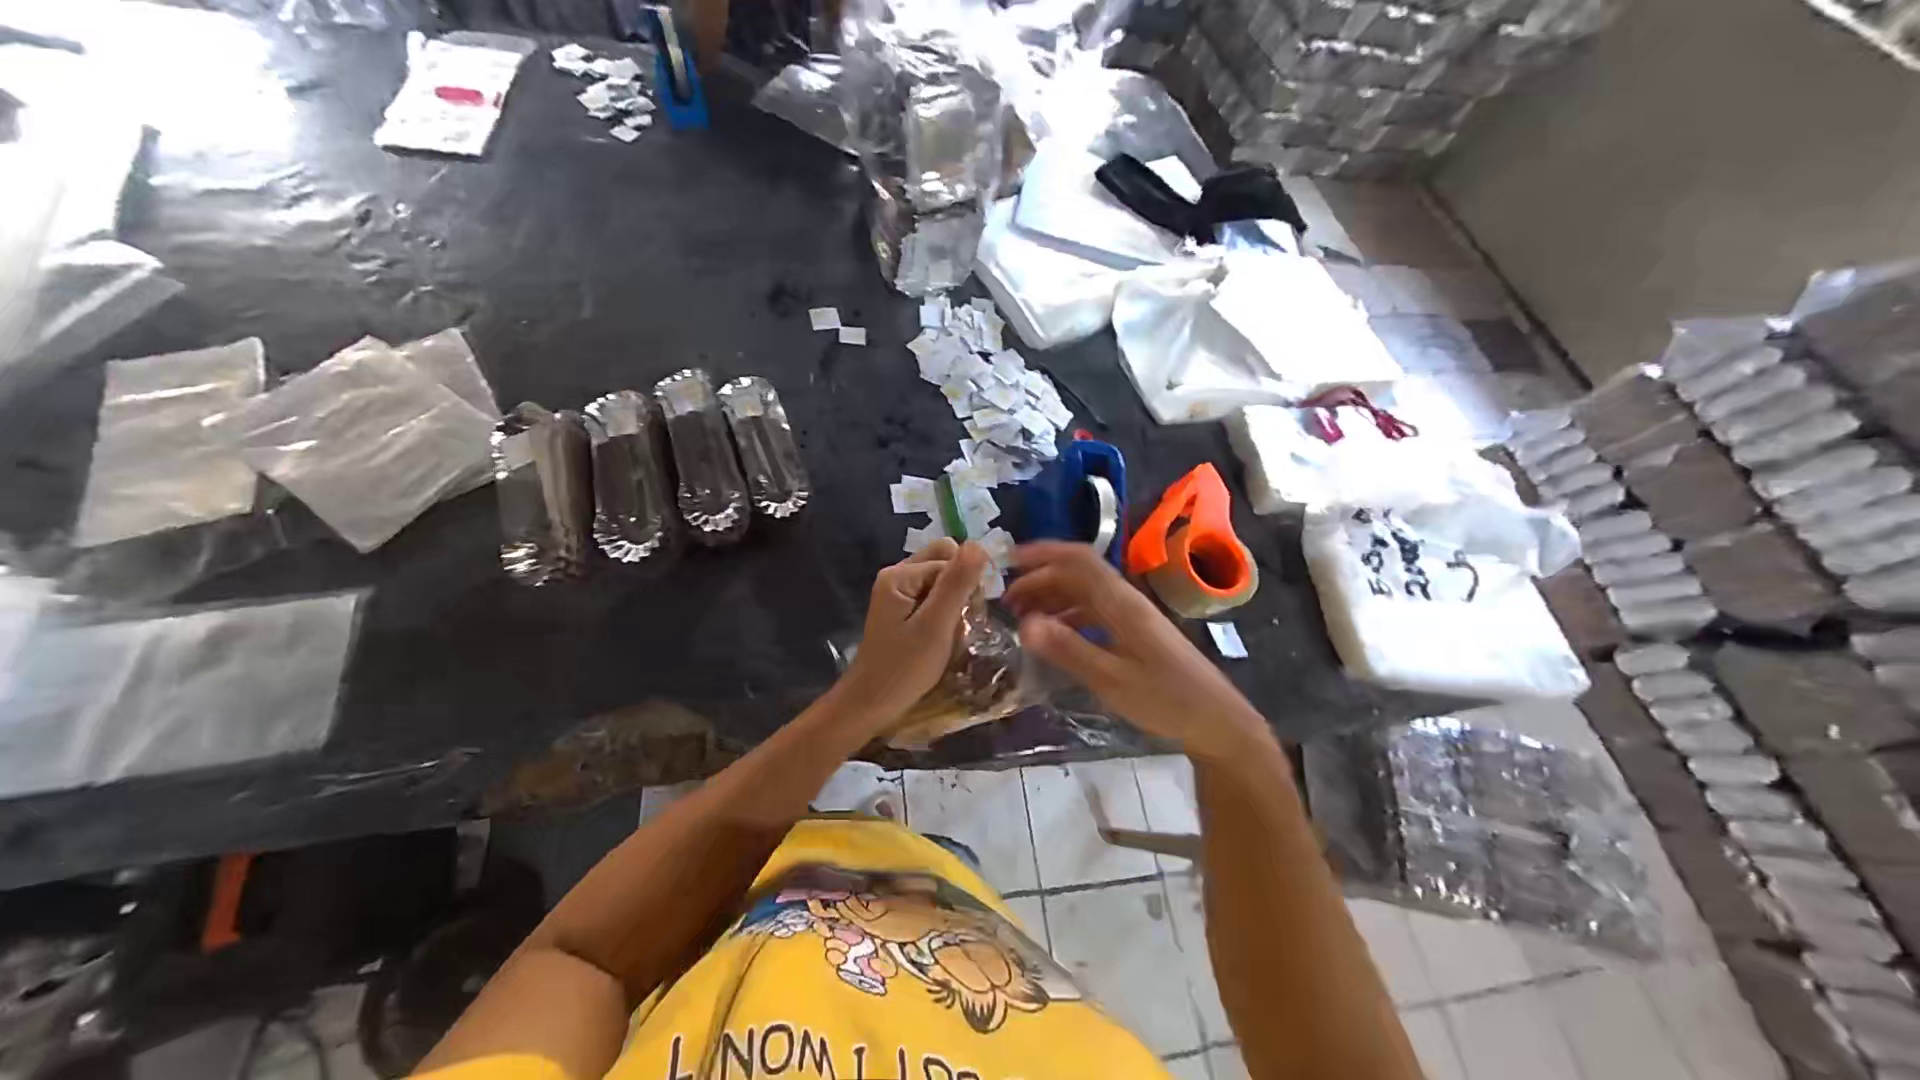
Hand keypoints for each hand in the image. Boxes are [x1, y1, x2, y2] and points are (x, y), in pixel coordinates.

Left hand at [837, 538, 988, 724]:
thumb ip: (956, 584)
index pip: (951, 558)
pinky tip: (942, 640)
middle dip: (962, 591)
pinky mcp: (902, 612)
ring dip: (955, 606)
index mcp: (900, 575)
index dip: (968, 584)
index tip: (970, 618)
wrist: (869, 705)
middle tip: (961, 624)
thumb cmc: (903, 669)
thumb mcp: (935, 626)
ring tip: (951, 636)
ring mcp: (897, 594)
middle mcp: (896, 576)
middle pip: (945, 563)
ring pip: (942, 582)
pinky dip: (944, 617)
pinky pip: (933, 599)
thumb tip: (979, 544)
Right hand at [1004, 542, 1269, 760]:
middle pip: (1078, 573)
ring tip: (1021, 616)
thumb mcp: (1112, 680)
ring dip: (1052, 596)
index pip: (1078, 561)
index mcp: (1121, 604)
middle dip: (1039, 578)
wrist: (1217, 721)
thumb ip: (1068, 650)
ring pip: (1085, 592)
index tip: (1007, 561)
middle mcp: (1126, 601)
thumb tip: (1024, 623)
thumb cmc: (1166, 700)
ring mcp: (1132, 616)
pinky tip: (1053, 634)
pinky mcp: (1135, 633)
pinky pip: (1094, 612)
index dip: (1042, 554)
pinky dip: (1067, 615)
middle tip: (1006, 601)